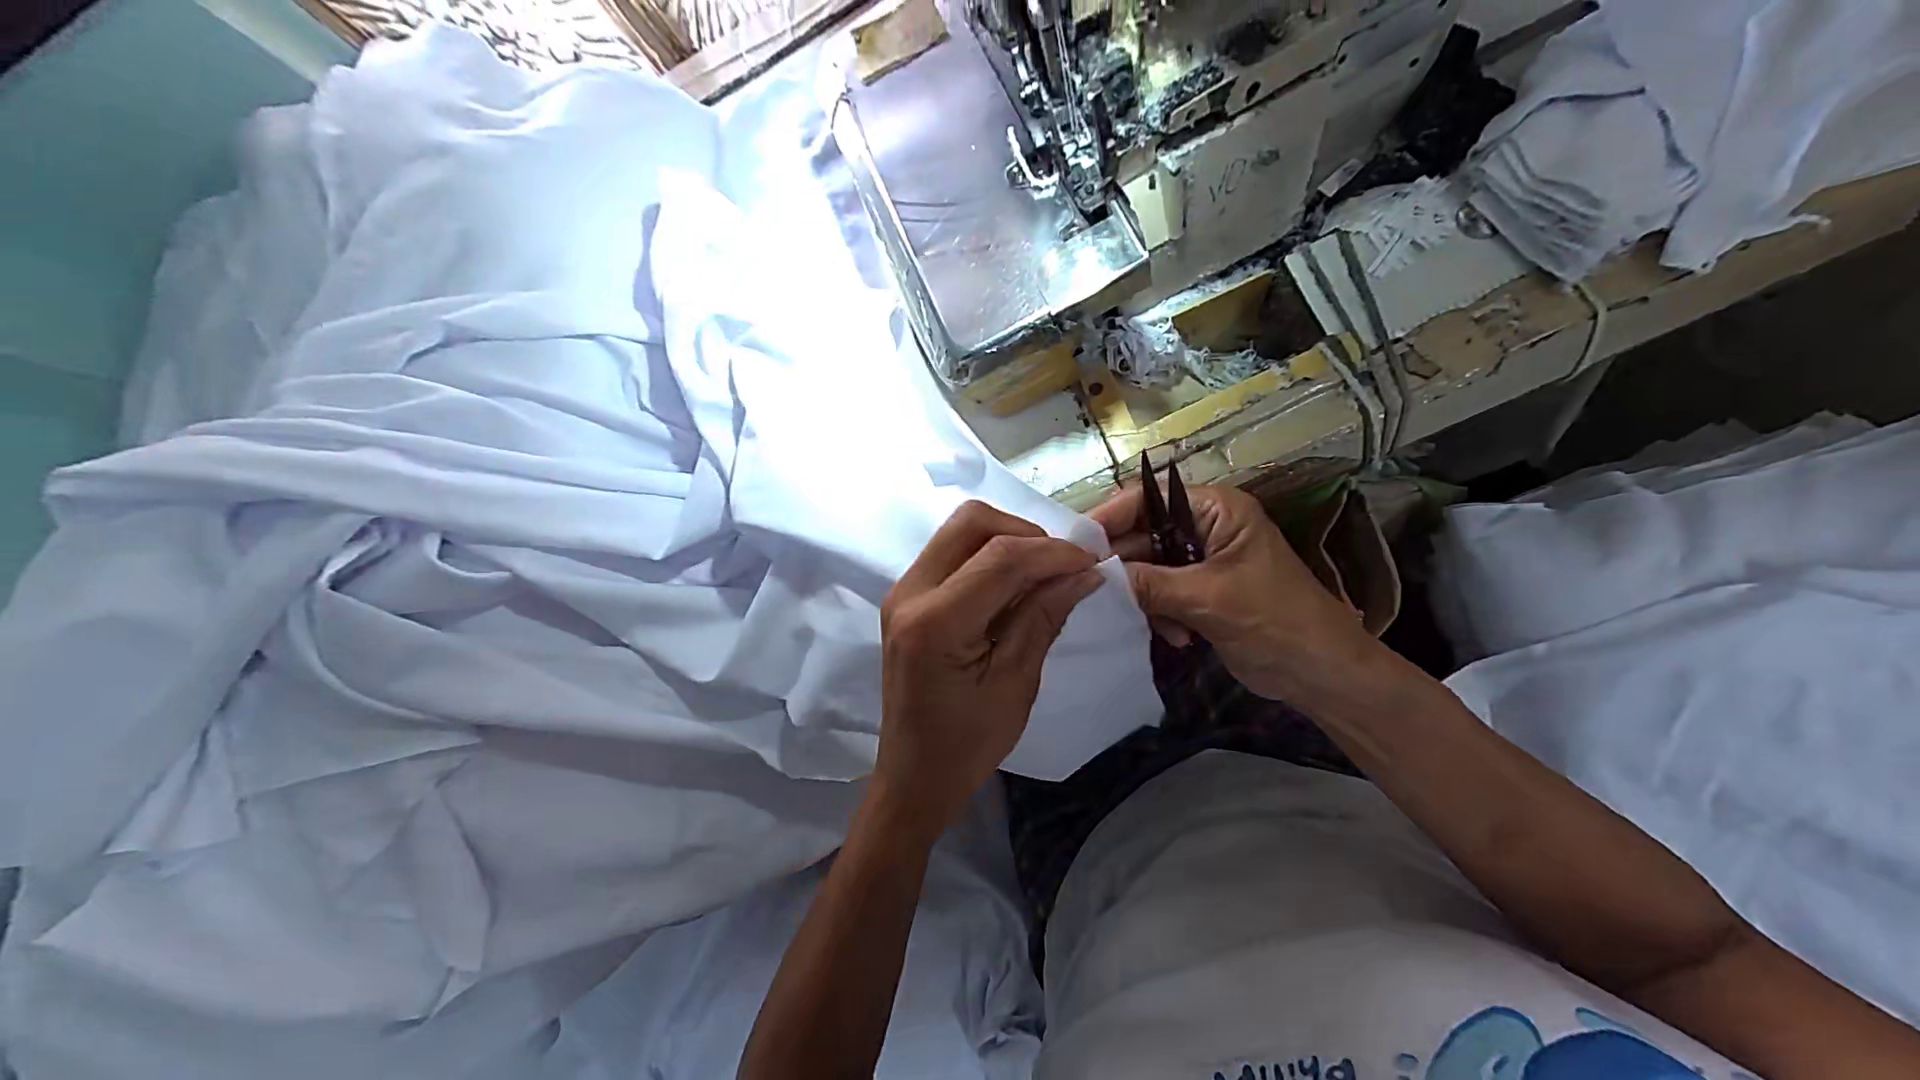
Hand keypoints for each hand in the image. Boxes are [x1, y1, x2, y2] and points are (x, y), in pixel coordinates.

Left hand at [875, 501, 1103, 834]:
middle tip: (1062, 567)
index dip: (1053, 552)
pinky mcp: (906, 596)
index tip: (1092, 564)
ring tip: (1042, 574)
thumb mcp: (1016, 683)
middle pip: (972, 522)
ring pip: (959, 530)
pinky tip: (1013, 584)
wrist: (914, 773)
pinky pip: (951, 551)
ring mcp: (902, 591)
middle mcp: (909, 593)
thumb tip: (1084, 572)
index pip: (1001, 558)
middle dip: (1026, 532)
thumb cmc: (967, 744)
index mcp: (934, 624)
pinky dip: (987, 554)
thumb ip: (1043, 617)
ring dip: (1007, 539)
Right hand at [1090, 483, 1383, 708]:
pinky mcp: (1199, 591)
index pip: (1148, 499)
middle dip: (1127, 567)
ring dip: (1146, 598)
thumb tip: (1094, 574)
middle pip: (1143, 535)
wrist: (1319, 673)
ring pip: (1147, 567)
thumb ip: (1149, 583)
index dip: (1109, 517)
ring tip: (1163, 625)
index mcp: (1217, 510)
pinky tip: (1180, 637)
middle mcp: (1205, 527)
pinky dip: (1161, 614)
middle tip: (1095, 591)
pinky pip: (1159, 593)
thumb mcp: (1208, 599)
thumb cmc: (1275, 621)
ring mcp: (1202, 560)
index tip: (1074, 544)